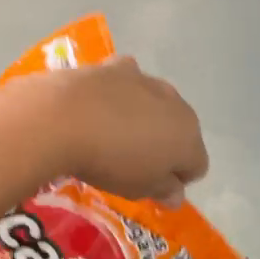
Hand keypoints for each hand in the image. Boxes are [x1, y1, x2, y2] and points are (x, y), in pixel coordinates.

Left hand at [22, 55, 208, 204]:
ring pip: (152, 103)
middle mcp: (174, 102)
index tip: (150, 187)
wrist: (62, 116)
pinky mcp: (114, 65)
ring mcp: (144, 79)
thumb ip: (164, 190)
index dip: (176, 179)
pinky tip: (96, 104)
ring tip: (109, 133)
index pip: (196, 165)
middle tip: (130, 161)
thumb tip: (176, 193)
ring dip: (141, 116)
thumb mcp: (139, 188)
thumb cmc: (108, 161)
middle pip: (177, 128)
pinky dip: (117, 92)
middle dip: (162, 144)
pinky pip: (125, 83)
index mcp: (188, 136)